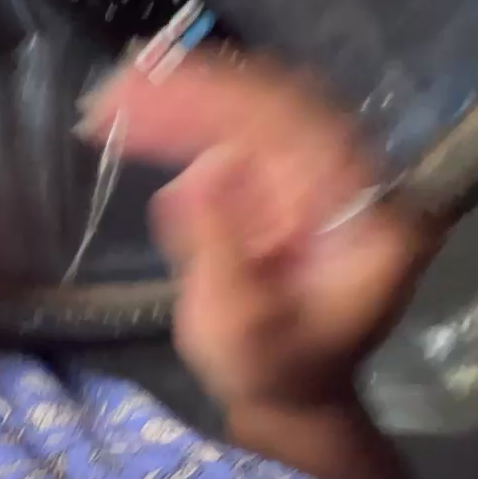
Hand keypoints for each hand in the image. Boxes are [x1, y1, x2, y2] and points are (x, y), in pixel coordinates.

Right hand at [80, 53, 439, 415]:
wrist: (285, 394)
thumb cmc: (269, 367)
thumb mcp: (242, 318)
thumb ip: (221, 243)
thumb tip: (202, 170)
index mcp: (366, 214)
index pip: (303, 131)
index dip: (232, 101)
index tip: (165, 84)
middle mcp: (348, 186)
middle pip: (274, 116)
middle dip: (195, 95)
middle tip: (121, 86)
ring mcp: (309, 187)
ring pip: (247, 125)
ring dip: (178, 109)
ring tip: (111, 101)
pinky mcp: (273, 195)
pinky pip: (228, 147)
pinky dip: (178, 134)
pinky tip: (134, 129)